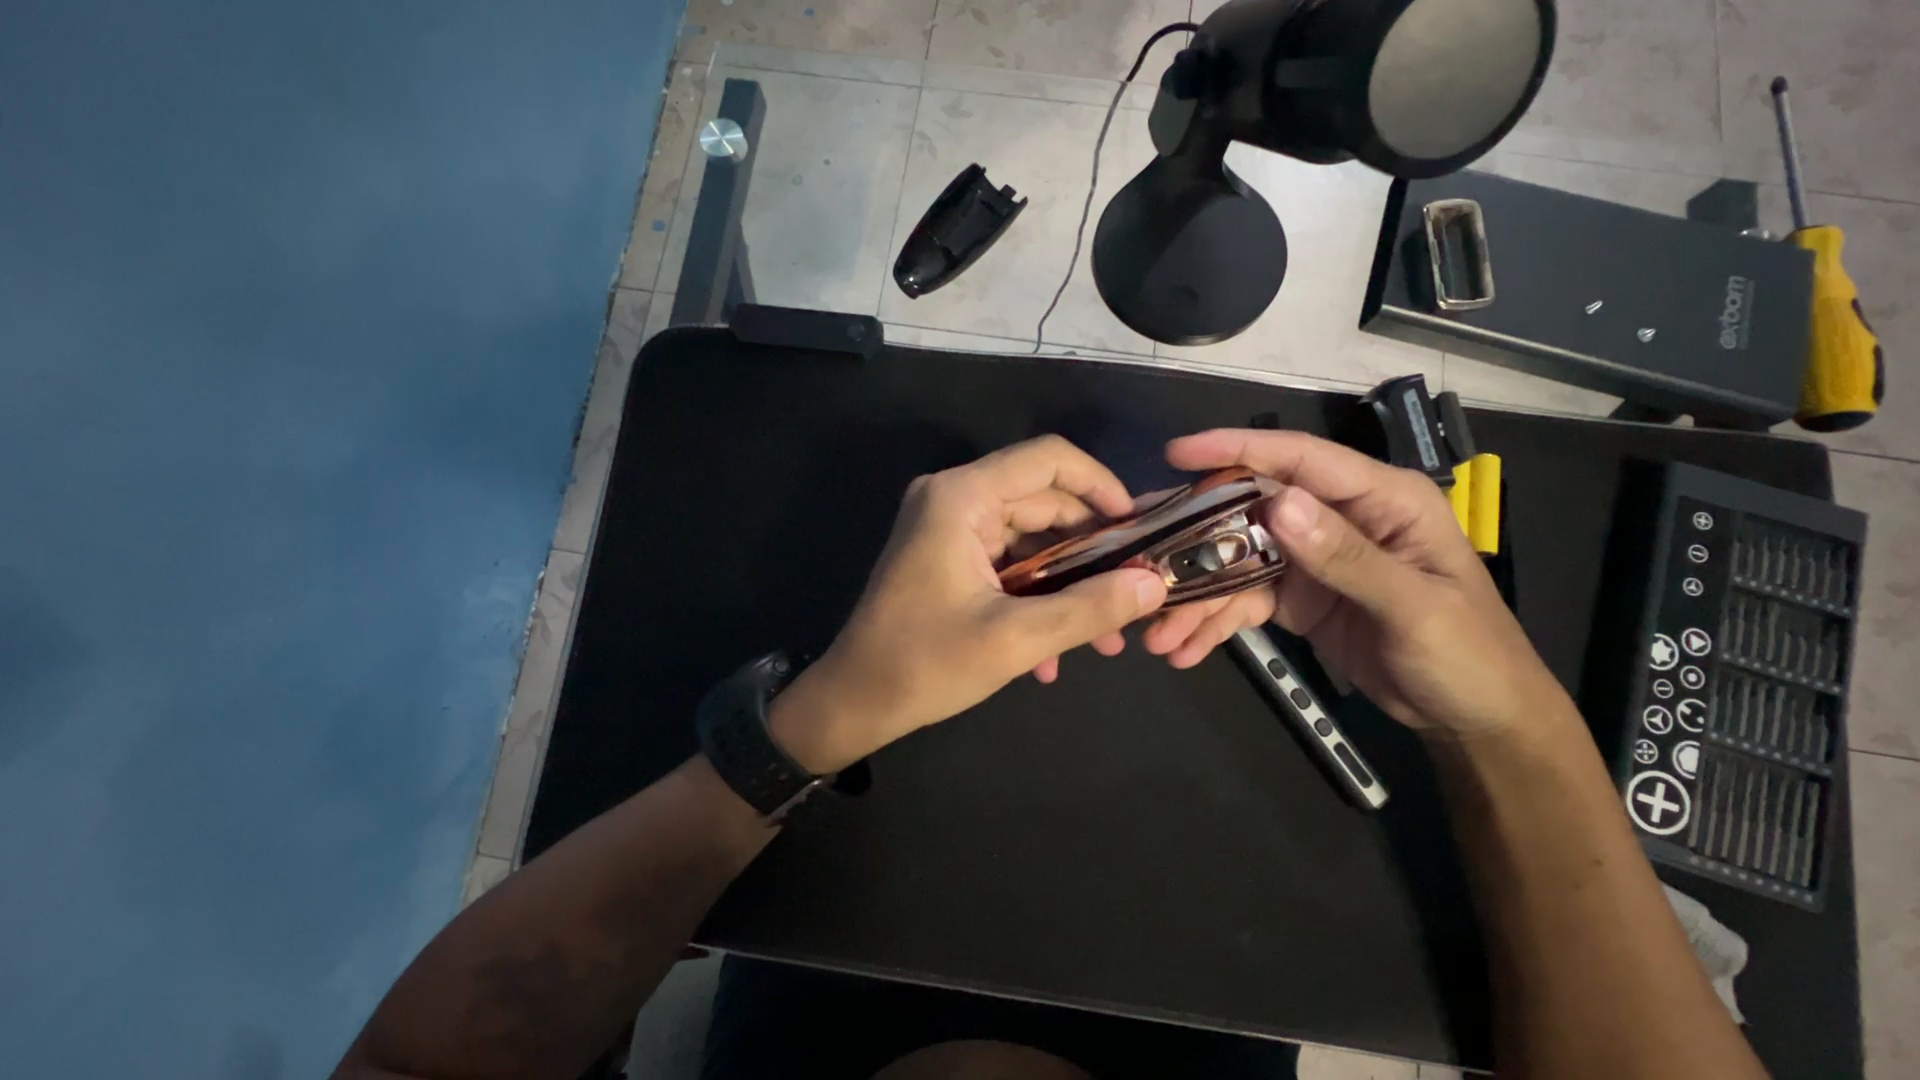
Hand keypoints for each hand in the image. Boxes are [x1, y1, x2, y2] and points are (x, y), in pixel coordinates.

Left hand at [769, 436, 1169, 772]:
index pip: (1050, 459)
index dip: (1102, 486)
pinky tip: (1053, 656)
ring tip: (1104, 638)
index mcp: (962, 497)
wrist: (855, 702)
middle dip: (1092, 552)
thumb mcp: (1015, 639)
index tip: (1139, 529)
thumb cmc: (926, 664)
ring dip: (1068, 586)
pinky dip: (1036, 598)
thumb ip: (1089, 607)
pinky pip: (1009, 564)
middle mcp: (955, 499)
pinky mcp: (948, 558)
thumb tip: (1155, 584)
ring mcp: (949, 529)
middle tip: (1132, 594)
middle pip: (1045, 502)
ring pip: (1031, 539)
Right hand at [1141, 429, 1566, 737]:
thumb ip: (1347, 556)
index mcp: (1381, 500)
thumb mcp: (1414, 607)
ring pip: (1238, 562)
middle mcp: (1338, 519)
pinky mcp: (1297, 598)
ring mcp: (1313, 559)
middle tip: (1140, 555)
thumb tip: (1278, 503)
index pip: (1301, 459)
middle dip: (1194, 539)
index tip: (1177, 454)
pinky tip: (1185, 648)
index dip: (1237, 451)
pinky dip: (1213, 623)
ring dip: (1197, 596)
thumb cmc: (1467, 654)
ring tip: (1158, 634)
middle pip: (1252, 511)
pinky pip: (1244, 601)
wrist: (1474, 719)